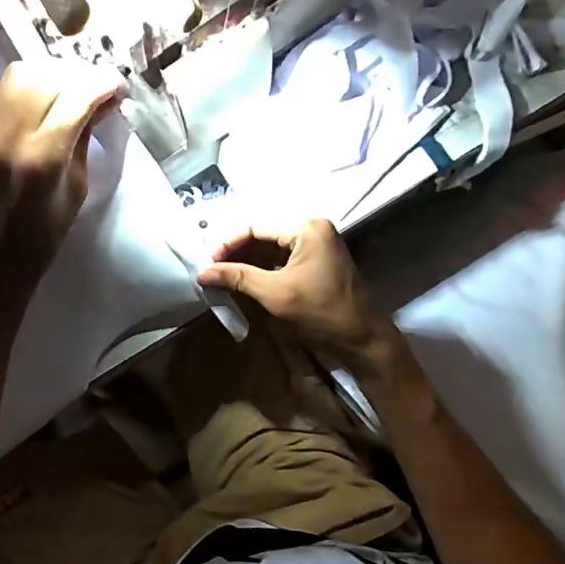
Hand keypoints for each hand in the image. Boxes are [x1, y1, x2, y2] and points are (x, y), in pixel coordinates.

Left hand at [0, 60, 124, 320]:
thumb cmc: (44, 236)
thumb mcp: (76, 189)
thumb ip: (84, 138)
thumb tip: (100, 99)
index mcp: (41, 158)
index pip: (74, 97)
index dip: (100, 83)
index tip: (115, 85)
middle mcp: (5, 136)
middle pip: (42, 75)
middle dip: (72, 75)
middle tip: (88, 88)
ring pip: (14, 78)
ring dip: (45, 79)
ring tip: (61, 94)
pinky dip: (20, 98)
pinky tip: (32, 115)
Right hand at [197, 220, 398, 370]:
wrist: (361, 336)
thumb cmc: (321, 311)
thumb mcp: (275, 293)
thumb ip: (238, 278)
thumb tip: (203, 273)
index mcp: (306, 228)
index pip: (256, 227)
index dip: (229, 244)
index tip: (208, 263)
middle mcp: (313, 228)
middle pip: (263, 235)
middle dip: (237, 253)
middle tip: (212, 269)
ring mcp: (317, 243)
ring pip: (271, 247)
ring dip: (248, 261)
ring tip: (223, 276)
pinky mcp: (317, 259)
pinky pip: (283, 257)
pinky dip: (263, 268)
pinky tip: (244, 279)